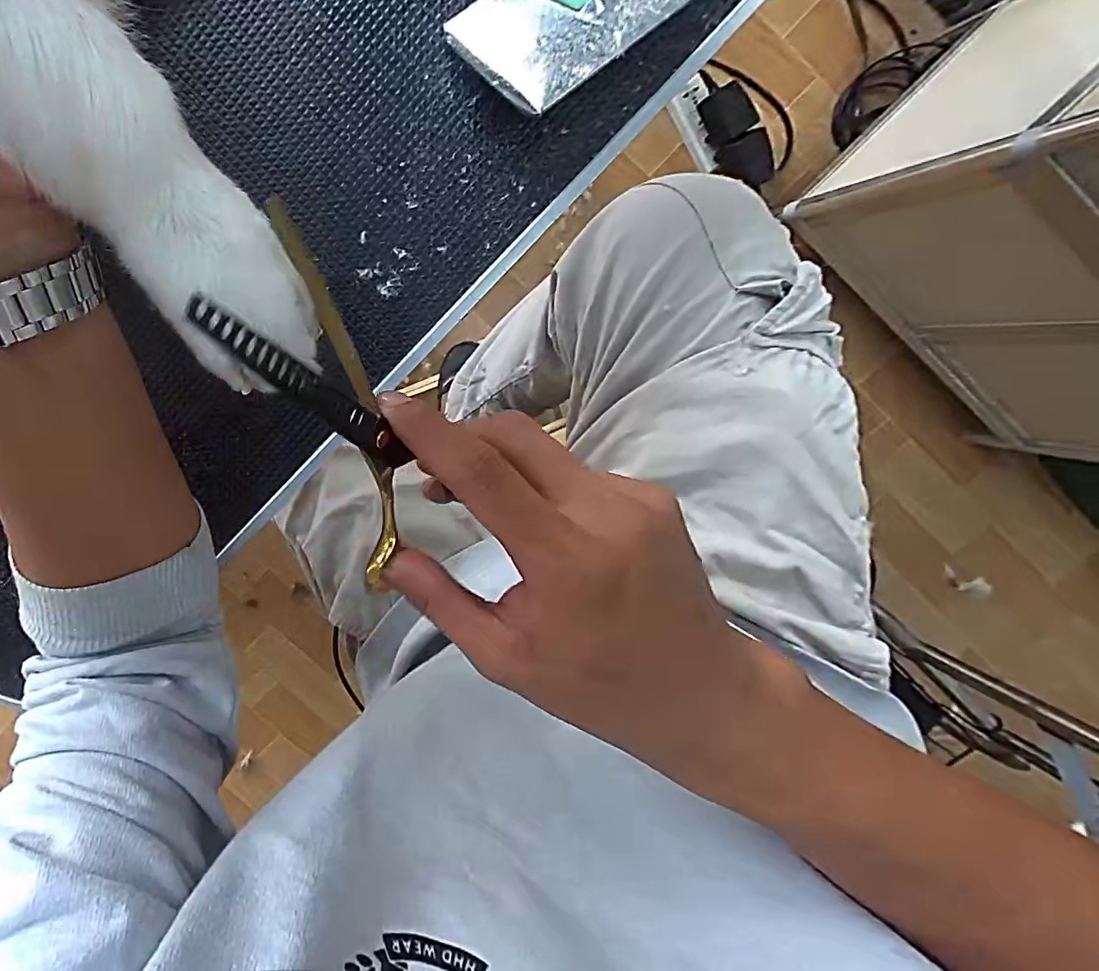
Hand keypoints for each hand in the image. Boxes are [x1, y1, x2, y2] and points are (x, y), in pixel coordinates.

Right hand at [376, 395, 813, 793]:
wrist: (707, 693)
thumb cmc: (597, 687)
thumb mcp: (504, 659)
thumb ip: (442, 602)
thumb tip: (393, 556)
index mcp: (564, 558)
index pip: (486, 472)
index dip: (432, 432)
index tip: (391, 405)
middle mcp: (605, 510)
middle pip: (513, 436)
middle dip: (457, 435)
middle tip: (422, 466)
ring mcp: (635, 496)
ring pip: (541, 448)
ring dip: (492, 458)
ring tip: (464, 496)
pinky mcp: (650, 494)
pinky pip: (570, 468)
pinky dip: (532, 479)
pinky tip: (531, 519)